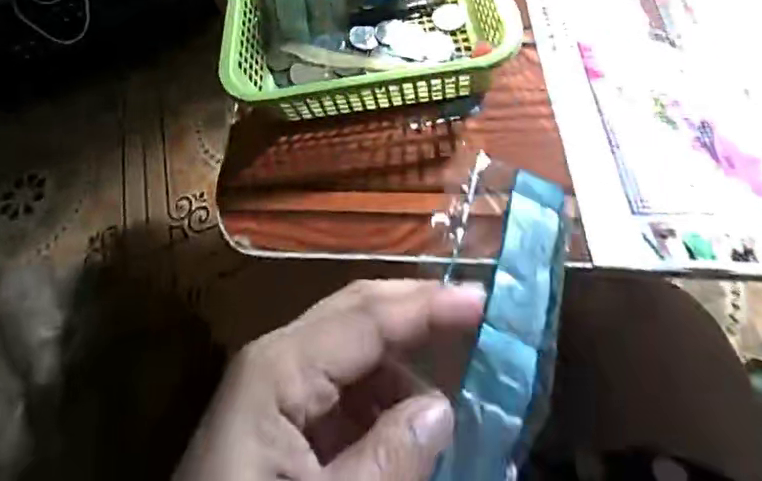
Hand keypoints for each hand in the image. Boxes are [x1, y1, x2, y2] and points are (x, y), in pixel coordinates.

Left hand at [174, 279, 485, 480]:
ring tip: (450, 398)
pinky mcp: (277, 419)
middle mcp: (277, 358)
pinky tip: (406, 429)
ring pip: (354, 351)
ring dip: (403, 367)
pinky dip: (380, 401)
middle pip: (360, 313)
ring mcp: (274, 386)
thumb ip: (385, 460)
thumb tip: (441, 407)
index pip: (369, 315)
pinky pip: (339, 390)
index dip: (430, 304)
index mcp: (280, 366)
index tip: (486, 301)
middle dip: (418, 313)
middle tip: (478, 317)